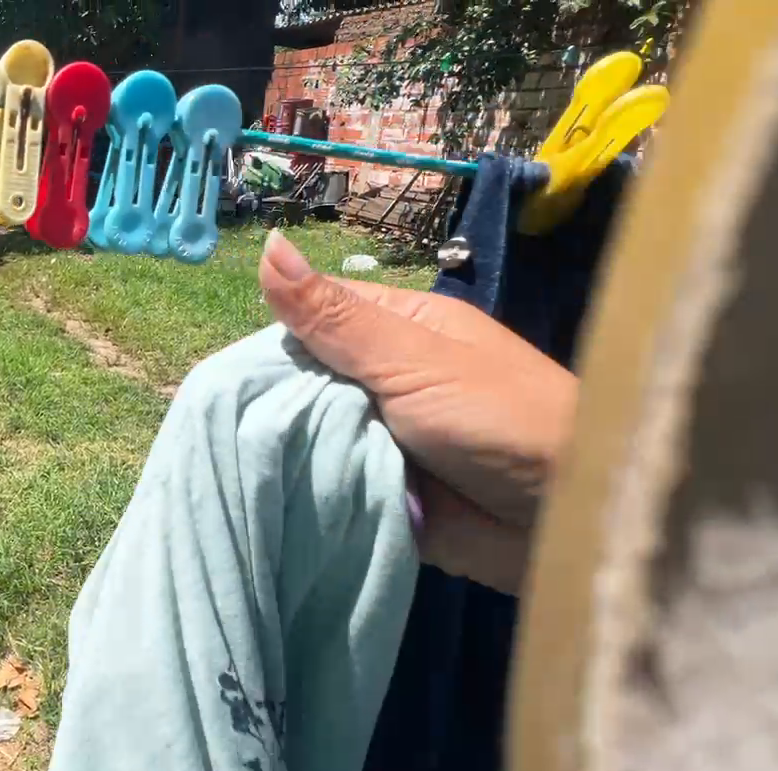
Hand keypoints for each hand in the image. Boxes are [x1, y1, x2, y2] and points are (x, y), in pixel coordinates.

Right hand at [257, 229, 578, 593]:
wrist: (561, 521)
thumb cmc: (499, 419)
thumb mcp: (410, 359)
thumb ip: (334, 316)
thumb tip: (268, 243)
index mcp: (394, 334)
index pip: (309, 324)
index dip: (268, 345)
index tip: (222, 376)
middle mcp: (379, 383)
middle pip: (300, 385)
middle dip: (267, 404)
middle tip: (216, 425)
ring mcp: (372, 439)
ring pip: (304, 436)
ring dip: (280, 450)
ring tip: (227, 462)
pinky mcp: (368, 489)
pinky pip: (318, 482)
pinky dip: (296, 486)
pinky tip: (256, 490)